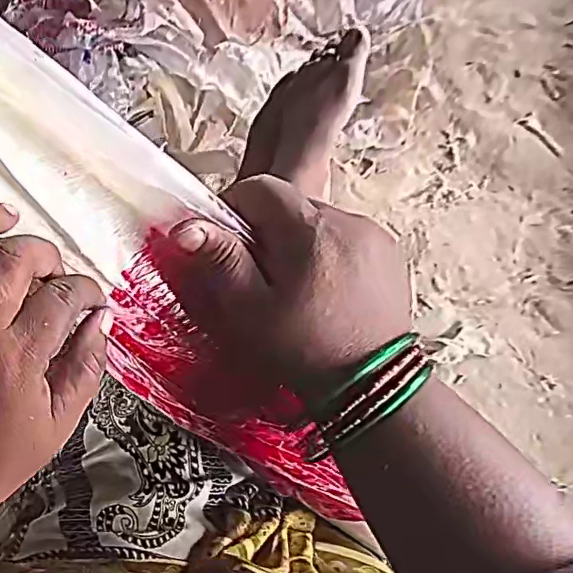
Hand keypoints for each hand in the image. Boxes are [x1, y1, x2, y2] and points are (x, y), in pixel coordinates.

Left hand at [0, 201, 110, 537]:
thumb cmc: (0, 456)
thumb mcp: (61, 422)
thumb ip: (85, 366)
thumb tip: (99, 319)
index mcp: (17, 360)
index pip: (60, 297)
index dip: (83, 289)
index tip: (87, 298)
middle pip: (10, 262)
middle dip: (41, 251)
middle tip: (50, 267)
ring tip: (2, 215)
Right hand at [162, 174, 411, 401]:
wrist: (371, 384)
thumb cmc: (299, 347)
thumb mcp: (247, 308)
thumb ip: (220, 260)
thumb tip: (185, 226)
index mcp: (308, 230)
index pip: (259, 188)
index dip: (231, 209)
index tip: (223, 245)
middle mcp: (346, 221)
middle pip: (287, 203)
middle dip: (261, 230)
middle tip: (250, 276)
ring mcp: (372, 235)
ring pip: (312, 220)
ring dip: (290, 242)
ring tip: (284, 288)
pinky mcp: (387, 253)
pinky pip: (340, 237)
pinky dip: (319, 254)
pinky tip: (315, 291)